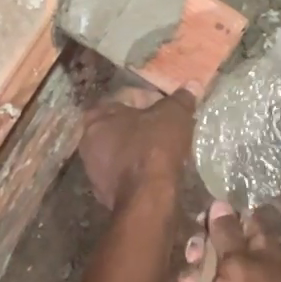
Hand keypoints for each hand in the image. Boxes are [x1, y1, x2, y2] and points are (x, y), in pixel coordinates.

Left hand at [79, 87, 195, 209]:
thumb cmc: (154, 147)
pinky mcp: (103, 192)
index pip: (124, 98)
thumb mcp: (174, 115)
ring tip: (164, 149)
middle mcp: (88, 141)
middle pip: (120, 125)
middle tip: (166, 126)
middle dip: (142, 124)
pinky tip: (156, 170)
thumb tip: (193, 84)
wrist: (146, 197)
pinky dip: (137, 168)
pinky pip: (123, 172)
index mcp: (97, 116)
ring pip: (120, 150)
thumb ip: (181, 99)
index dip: (150, 98)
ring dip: (138, 148)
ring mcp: (93, 169)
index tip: (168, 106)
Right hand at [171, 202, 280, 281]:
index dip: (221, 218)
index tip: (200, 219)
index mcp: (264, 252)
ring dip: (190, 278)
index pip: (243, 222)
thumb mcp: (237, 263)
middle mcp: (250, 267)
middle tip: (193, 258)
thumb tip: (220, 203)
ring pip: (203, 271)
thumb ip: (226, 233)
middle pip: (218, 245)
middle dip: (200, 251)